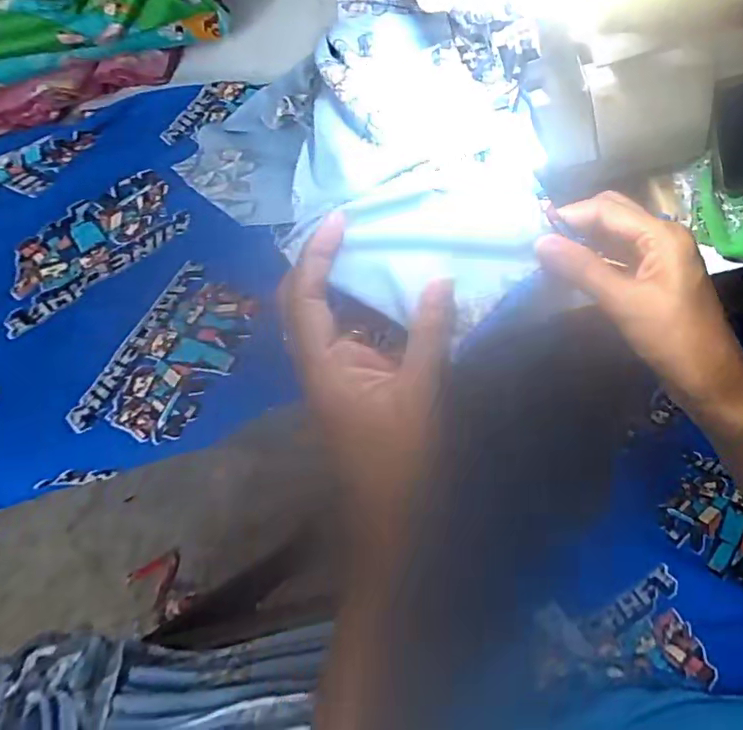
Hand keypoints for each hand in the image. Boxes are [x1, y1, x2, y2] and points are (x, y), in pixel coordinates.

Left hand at [280, 212, 453, 532]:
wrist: (393, 521)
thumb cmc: (400, 460)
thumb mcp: (420, 393)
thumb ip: (428, 334)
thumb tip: (440, 280)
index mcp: (323, 366)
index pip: (305, 297)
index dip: (317, 255)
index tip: (340, 221)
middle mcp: (321, 363)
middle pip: (302, 302)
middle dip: (318, 261)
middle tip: (348, 227)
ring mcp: (338, 373)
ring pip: (329, 316)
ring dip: (343, 281)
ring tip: (371, 246)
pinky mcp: (358, 382)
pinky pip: (357, 333)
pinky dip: (370, 307)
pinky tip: (395, 291)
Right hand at [534, 192, 742, 419]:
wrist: (712, 381)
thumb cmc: (672, 339)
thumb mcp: (623, 302)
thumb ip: (582, 268)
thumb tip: (541, 242)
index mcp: (662, 235)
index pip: (607, 209)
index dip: (570, 215)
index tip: (535, 227)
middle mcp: (663, 237)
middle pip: (612, 215)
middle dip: (578, 223)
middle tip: (542, 239)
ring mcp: (661, 257)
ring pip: (615, 236)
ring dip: (585, 242)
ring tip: (550, 254)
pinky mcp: (656, 278)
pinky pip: (621, 257)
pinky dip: (597, 260)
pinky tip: (573, 270)